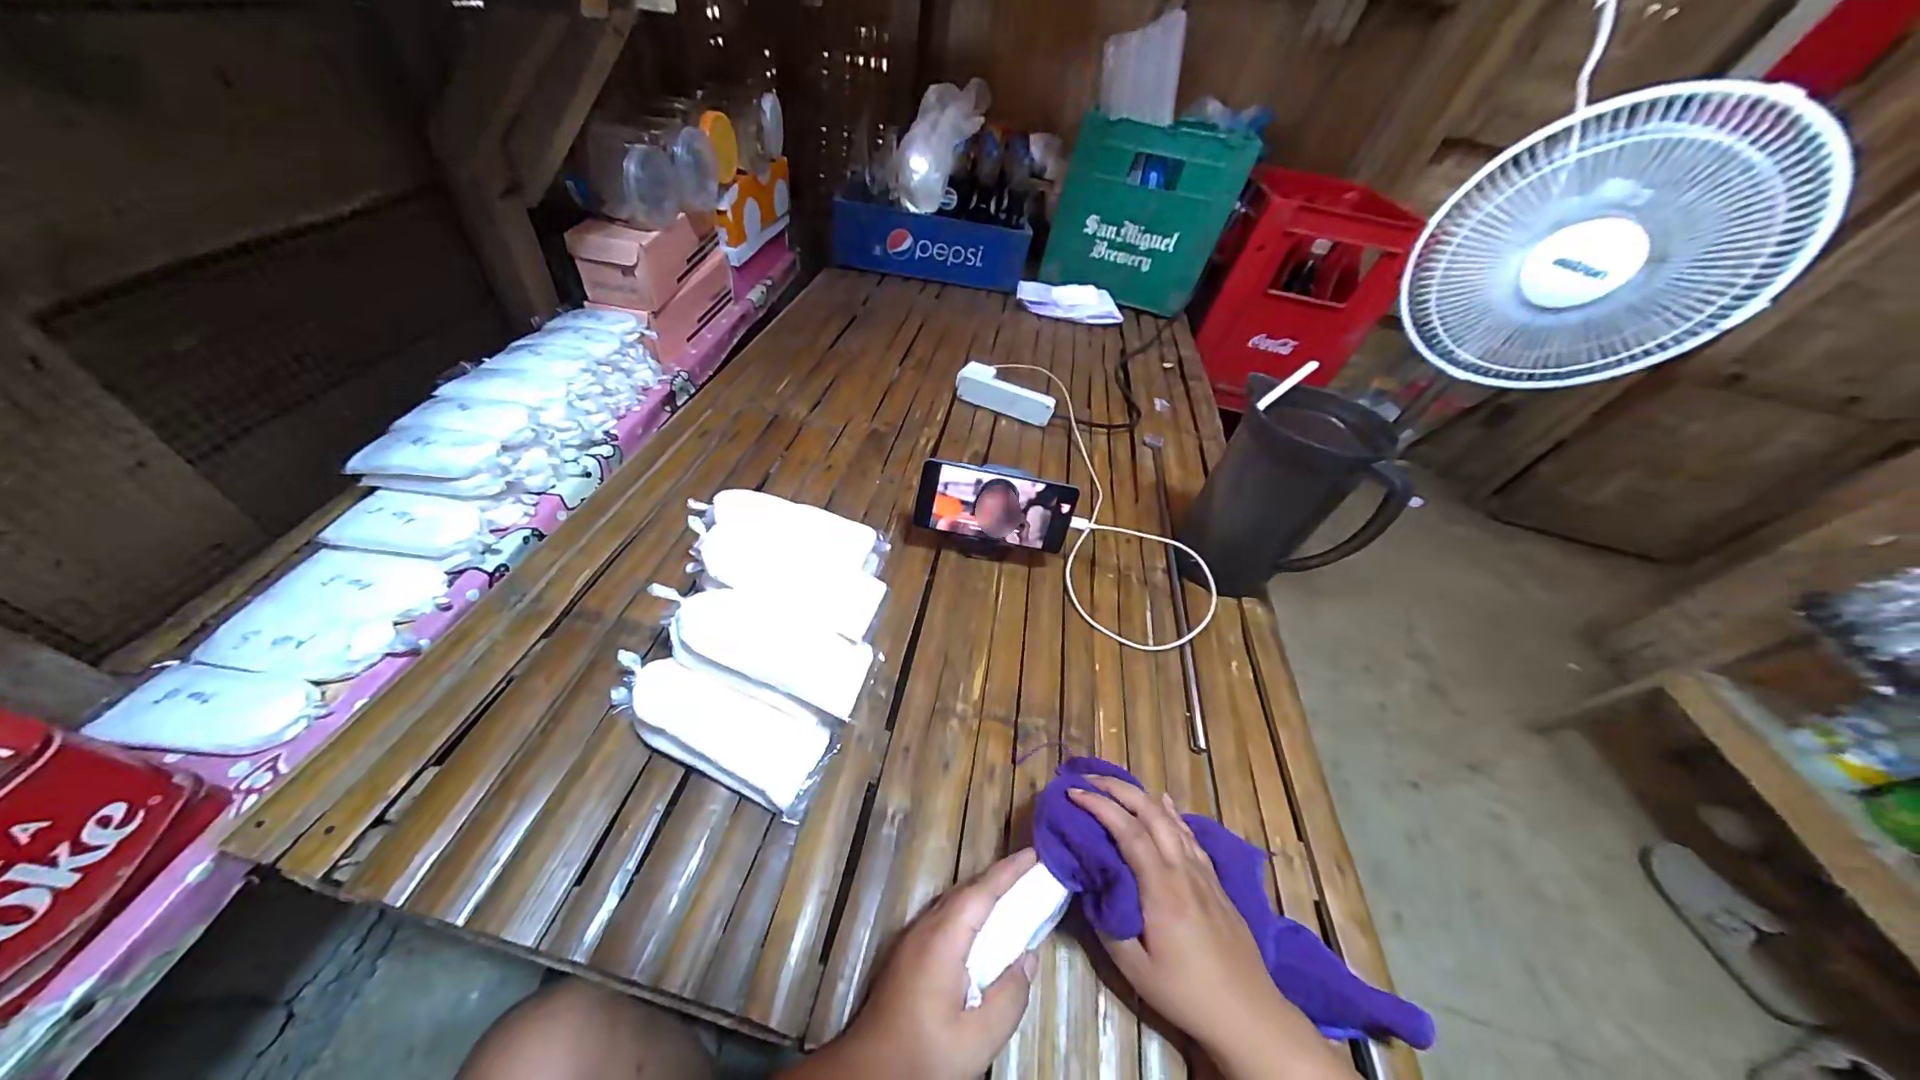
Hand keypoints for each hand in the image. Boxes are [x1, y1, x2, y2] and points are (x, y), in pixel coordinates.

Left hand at [783, 849, 1038, 1079]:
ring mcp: (910, 940)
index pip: (981, 892)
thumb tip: (1027, 959)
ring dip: (981, 894)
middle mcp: (924, 930)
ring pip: (952, 904)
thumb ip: (1009, 998)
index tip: (1034, 853)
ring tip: (1012, 894)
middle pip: (965, 892)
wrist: (868, 1071)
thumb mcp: (977, 1039)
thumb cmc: (923, 1054)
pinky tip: (980, 928)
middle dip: (998, 877)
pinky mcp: (905, 955)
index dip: (1008, 871)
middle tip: (1030, 871)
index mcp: (942, 940)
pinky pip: (943, 918)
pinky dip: (967, 912)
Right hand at [1070, 778, 1352, 1079]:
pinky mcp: (1214, 881)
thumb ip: (1108, 921)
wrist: (1249, 1013)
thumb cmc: (1186, 992)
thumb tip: (1090, 885)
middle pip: (1150, 812)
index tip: (1073, 792)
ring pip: (1171, 819)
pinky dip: (1170, 812)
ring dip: (1140, 796)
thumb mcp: (1134, 968)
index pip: (1127, 830)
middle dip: (1117, 788)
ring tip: (1114, 785)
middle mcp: (1183, 869)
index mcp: (1162, 887)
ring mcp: (1203, 872)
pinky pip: (1188, 834)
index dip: (1099, 805)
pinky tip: (1163, 802)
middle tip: (1087, 777)